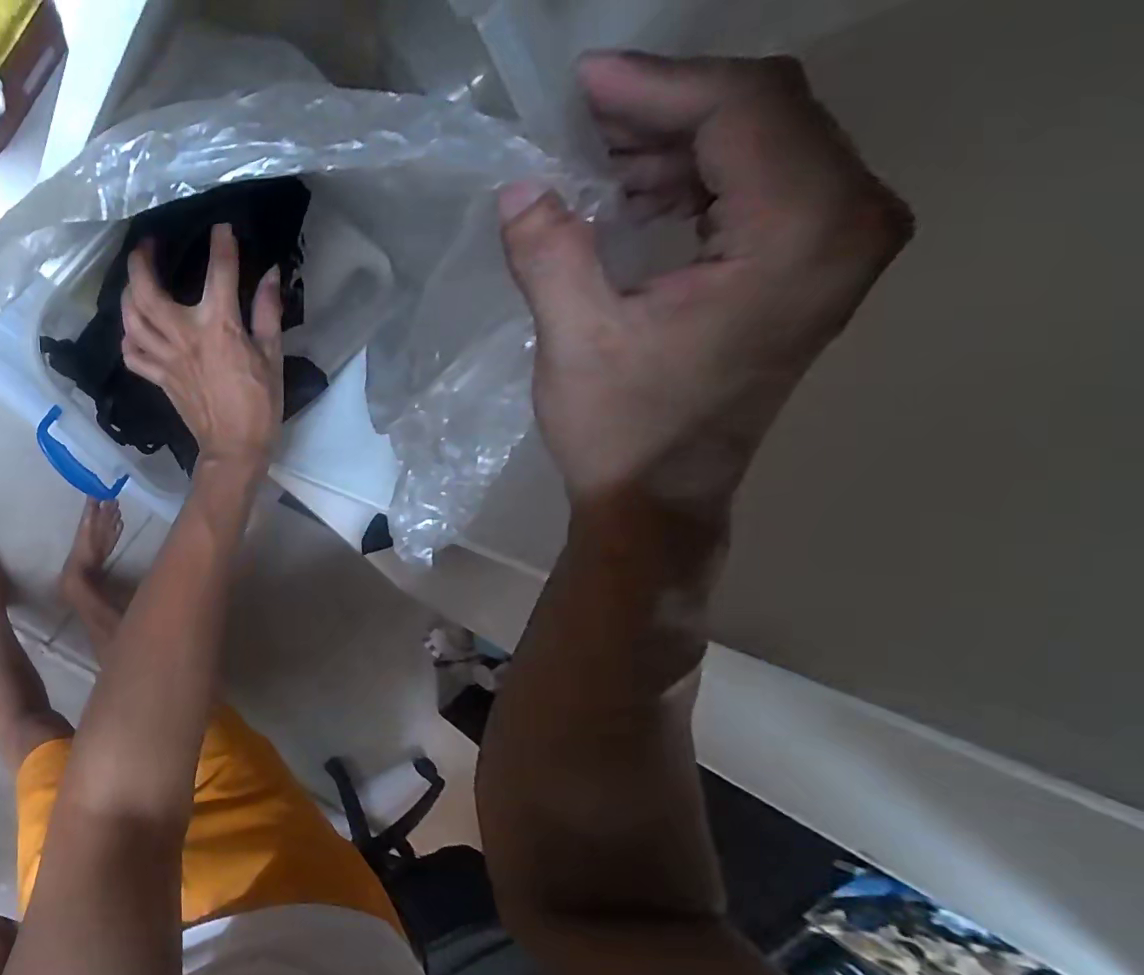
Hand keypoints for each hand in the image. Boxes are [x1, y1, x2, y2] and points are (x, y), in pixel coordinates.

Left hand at [121, 223, 284, 467]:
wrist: (234, 448)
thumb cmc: (259, 404)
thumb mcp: (272, 355)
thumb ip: (267, 311)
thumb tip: (268, 274)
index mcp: (217, 327)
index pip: (217, 272)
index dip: (221, 244)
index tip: (221, 228)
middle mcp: (183, 336)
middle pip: (147, 292)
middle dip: (140, 263)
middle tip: (146, 247)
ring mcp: (165, 359)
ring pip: (131, 320)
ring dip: (128, 295)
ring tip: (135, 282)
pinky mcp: (158, 379)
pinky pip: (133, 355)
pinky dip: (129, 338)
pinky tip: (134, 329)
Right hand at [500, 52, 912, 516]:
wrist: (660, 499)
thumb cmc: (621, 429)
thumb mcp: (574, 340)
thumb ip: (549, 252)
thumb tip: (518, 187)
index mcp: (799, 235)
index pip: (742, 110)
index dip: (656, 85)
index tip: (581, 82)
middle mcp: (848, 222)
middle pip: (765, 113)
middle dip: (666, 106)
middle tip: (580, 118)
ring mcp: (839, 242)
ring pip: (766, 142)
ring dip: (678, 140)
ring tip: (596, 157)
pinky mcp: (811, 264)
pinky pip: (763, 183)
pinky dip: (696, 175)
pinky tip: (635, 194)